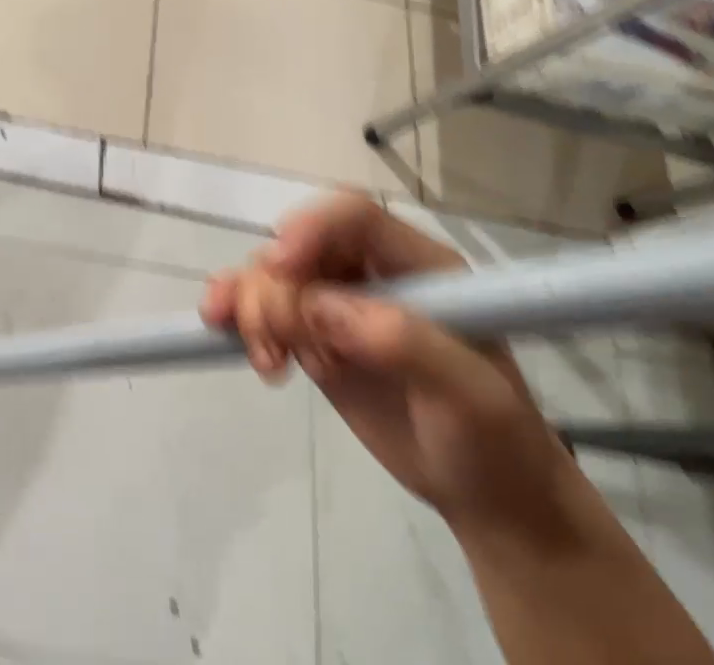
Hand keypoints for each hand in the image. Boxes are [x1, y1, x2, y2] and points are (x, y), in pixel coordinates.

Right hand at [203, 192, 577, 539]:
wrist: (486, 494)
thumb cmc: (493, 442)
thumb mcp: (468, 397)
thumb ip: (402, 343)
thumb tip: (319, 305)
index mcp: (422, 269)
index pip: (356, 218)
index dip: (311, 228)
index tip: (280, 267)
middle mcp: (373, 274)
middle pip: (297, 247)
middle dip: (273, 291)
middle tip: (280, 351)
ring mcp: (337, 306)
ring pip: (269, 275)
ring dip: (251, 310)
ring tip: (270, 365)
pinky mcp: (311, 337)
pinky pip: (259, 307)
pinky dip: (234, 313)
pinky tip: (220, 331)